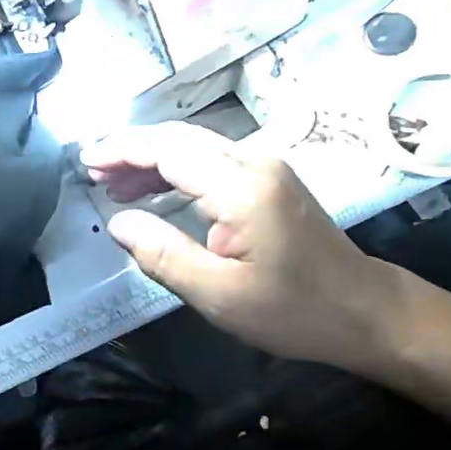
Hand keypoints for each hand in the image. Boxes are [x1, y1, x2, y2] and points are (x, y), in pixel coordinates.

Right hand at [83, 123, 396, 370]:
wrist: (364, 310)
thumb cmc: (294, 311)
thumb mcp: (220, 296)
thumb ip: (164, 256)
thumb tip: (118, 224)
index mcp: (242, 187)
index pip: (169, 152)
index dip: (123, 152)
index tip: (86, 161)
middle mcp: (255, 163)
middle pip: (180, 139)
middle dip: (131, 150)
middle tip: (91, 169)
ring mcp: (266, 168)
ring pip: (194, 147)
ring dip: (151, 160)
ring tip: (112, 183)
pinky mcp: (269, 180)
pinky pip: (211, 162)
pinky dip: (177, 171)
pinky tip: (153, 190)